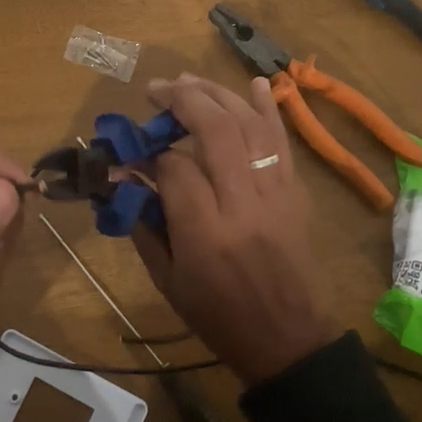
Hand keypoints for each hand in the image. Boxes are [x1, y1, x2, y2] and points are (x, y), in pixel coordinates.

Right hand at [133, 73, 340, 385]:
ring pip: (249, 126)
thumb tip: (126, 178)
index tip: (135, 149)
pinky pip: (282, 141)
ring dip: (219, 94)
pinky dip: (269, 109)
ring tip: (189, 81)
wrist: (289, 340)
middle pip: (215, 130)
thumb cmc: (219, 317)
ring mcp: (275, 194)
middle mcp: (242, 204)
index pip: (175, 167)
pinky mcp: (295, 192)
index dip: (150, 151)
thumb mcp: (168, 280)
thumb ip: (144, 224)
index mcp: (205, 233)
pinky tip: (257, 83)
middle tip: (157, 89)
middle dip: (183, 101)